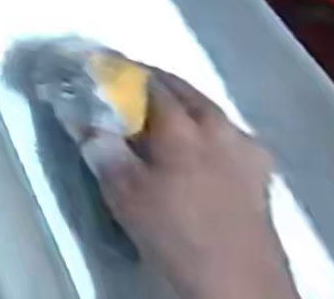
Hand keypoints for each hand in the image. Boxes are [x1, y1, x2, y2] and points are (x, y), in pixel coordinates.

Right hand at [82, 70, 298, 298]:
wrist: (232, 284)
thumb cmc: (168, 225)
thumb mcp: (117, 181)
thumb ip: (96, 137)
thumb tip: (73, 106)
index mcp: (184, 130)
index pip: (148, 82)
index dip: (118, 66)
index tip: (90, 57)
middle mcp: (220, 135)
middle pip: (186, 92)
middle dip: (152, 78)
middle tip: (120, 75)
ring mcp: (247, 159)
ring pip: (212, 113)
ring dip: (182, 100)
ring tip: (156, 102)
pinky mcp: (259, 181)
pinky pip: (229, 135)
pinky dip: (206, 124)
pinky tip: (194, 135)